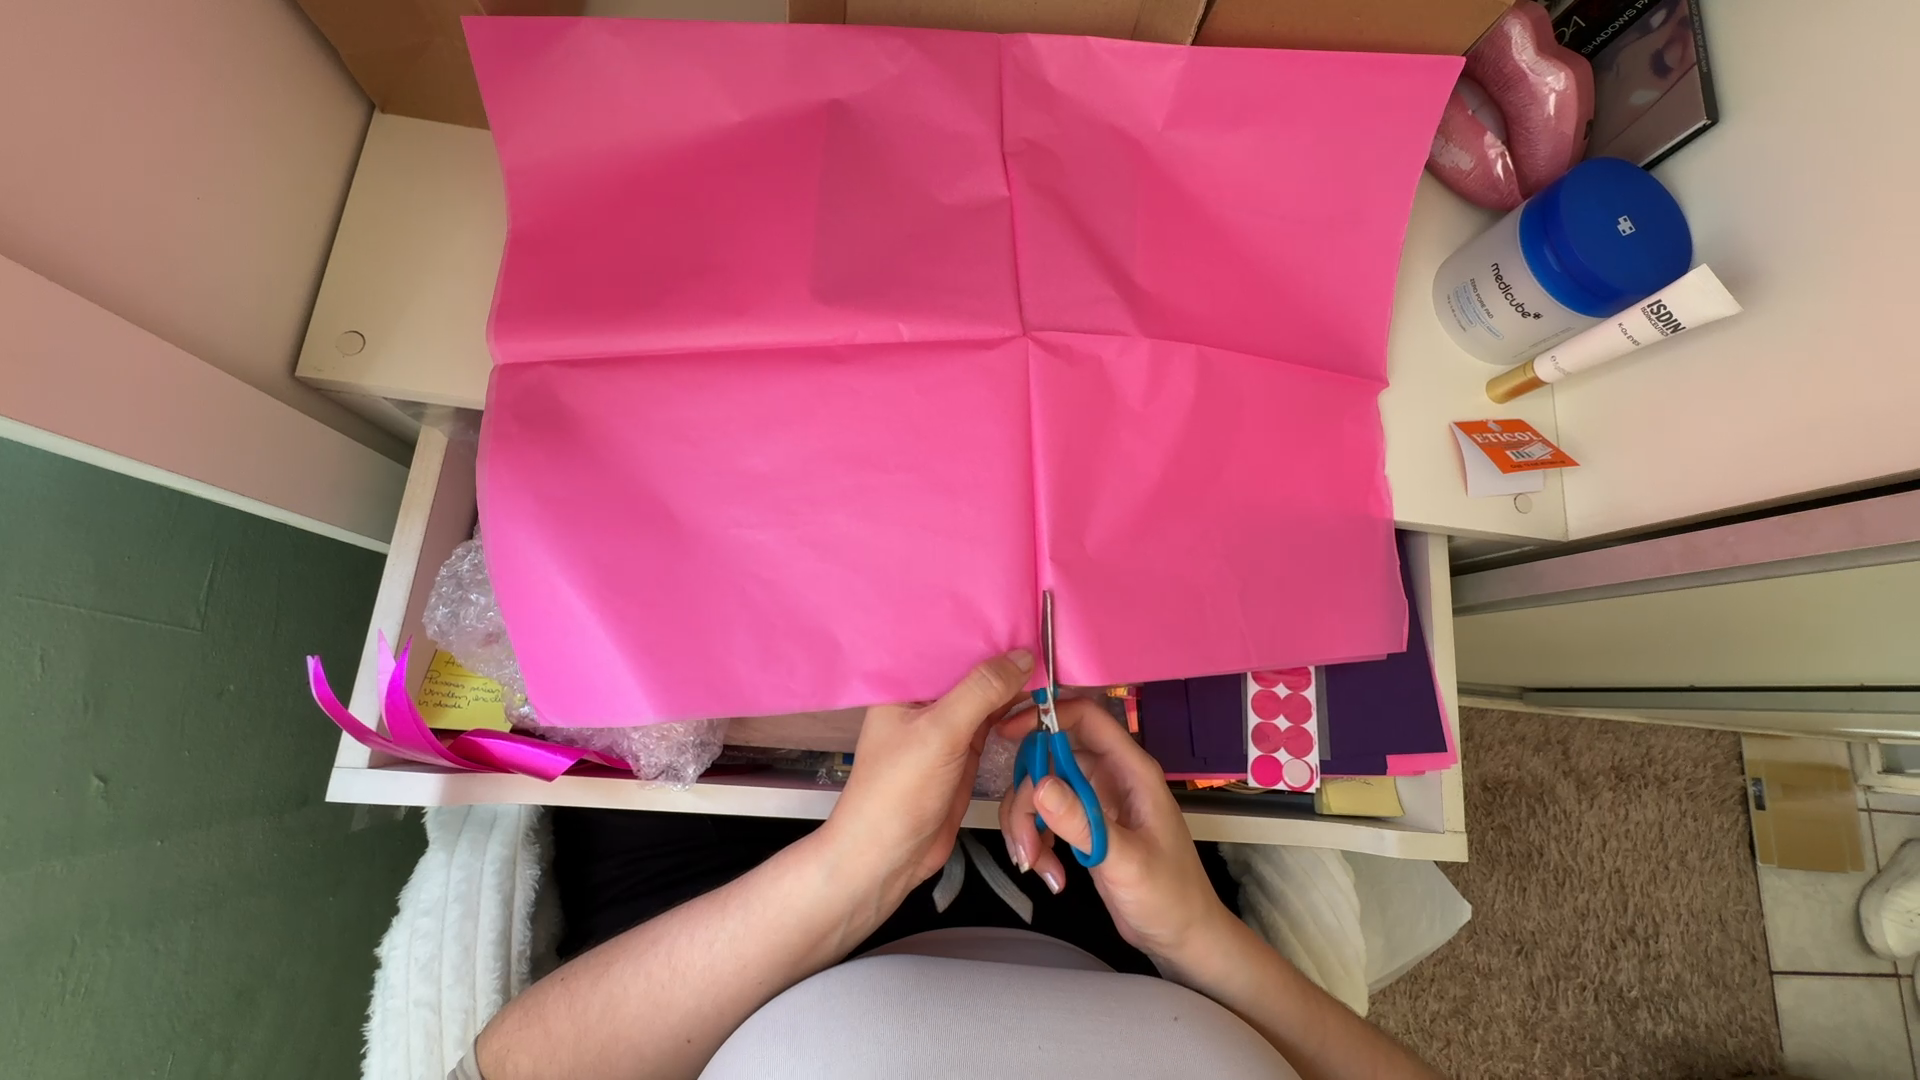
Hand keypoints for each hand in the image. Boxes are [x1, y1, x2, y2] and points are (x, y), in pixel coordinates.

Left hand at [824, 650, 1034, 911]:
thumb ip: (981, 691)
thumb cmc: (897, 791)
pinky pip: (995, 721)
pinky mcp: (965, 751)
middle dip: (1004, 653)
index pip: (947, 643)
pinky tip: (1042, 693)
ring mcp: (946, 726)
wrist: (888, 860)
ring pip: (986, 695)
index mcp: (904, 683)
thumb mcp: (940, 733)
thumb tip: (1024, 655)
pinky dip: (1017, 710)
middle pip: (970, 668)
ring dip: (1015, 682)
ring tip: (1053, 655)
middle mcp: (925, 699)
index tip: (1023, 608)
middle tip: (1048, 628)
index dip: (982, 627)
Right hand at [997, 697, 1235, 971]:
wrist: (1182, 939)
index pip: (1085, 717)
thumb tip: (1039, 785)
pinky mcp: (1083, 823)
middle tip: (1022, 839)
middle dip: (1027, 794)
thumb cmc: (1169, 897)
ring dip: (1026, 824)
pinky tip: (1048, 872)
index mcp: (1130, 769)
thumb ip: (1083, 823)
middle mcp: (1110, 775)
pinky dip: (1035, 839)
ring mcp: (1094, 799)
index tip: (1007, 733)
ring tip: (1035, 864)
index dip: (1045, 715)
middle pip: (1050, 756)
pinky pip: (1044, 814)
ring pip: (1041, 788)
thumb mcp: (1125, 861)